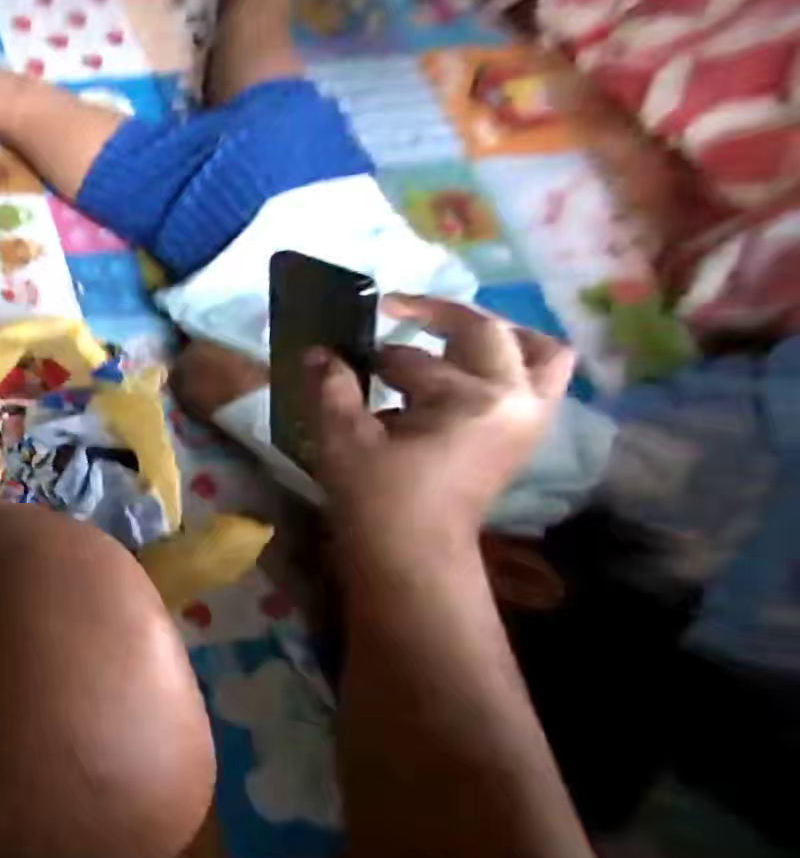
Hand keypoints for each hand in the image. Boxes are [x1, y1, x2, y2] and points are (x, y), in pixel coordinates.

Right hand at [306, 294, 574, 541]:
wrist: (411, 548)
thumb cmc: (373, 494)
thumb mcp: (342, 437)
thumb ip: (332, 387)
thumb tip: (318, 351)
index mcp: (469, 399)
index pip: (410, 359)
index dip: (367, 355)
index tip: (336, 354)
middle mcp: (514, 398)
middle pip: (486, 332)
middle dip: (436, 314)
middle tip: (393, 308)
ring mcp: (530, 415)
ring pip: (537, 350)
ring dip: (496, 332)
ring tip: (451, 332)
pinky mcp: (527, 432)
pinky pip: (540, 378)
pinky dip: (510, 362)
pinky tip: (467, 369)